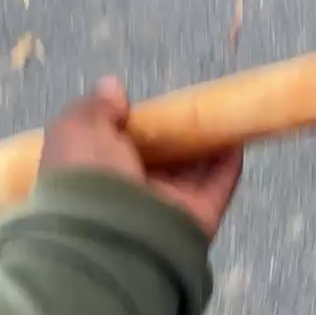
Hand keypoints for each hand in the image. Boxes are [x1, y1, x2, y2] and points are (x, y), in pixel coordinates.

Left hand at [39, 77, 243, 238]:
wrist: (113, 228)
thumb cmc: (88, 176)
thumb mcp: (77, 130)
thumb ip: (96, 108)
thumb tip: (113, 86)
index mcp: (98, 173)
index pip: (120, 148)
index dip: (134, 127)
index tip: (148, 109)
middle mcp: (135, 190)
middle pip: (163, 159)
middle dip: (177, 136)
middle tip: (191, 111)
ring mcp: (170, 204)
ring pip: (194, 170)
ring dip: (208, 146)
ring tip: (223, 118)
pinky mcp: (201, 213)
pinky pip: (220, 184)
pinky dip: (230, 164)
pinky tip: (237, 140)